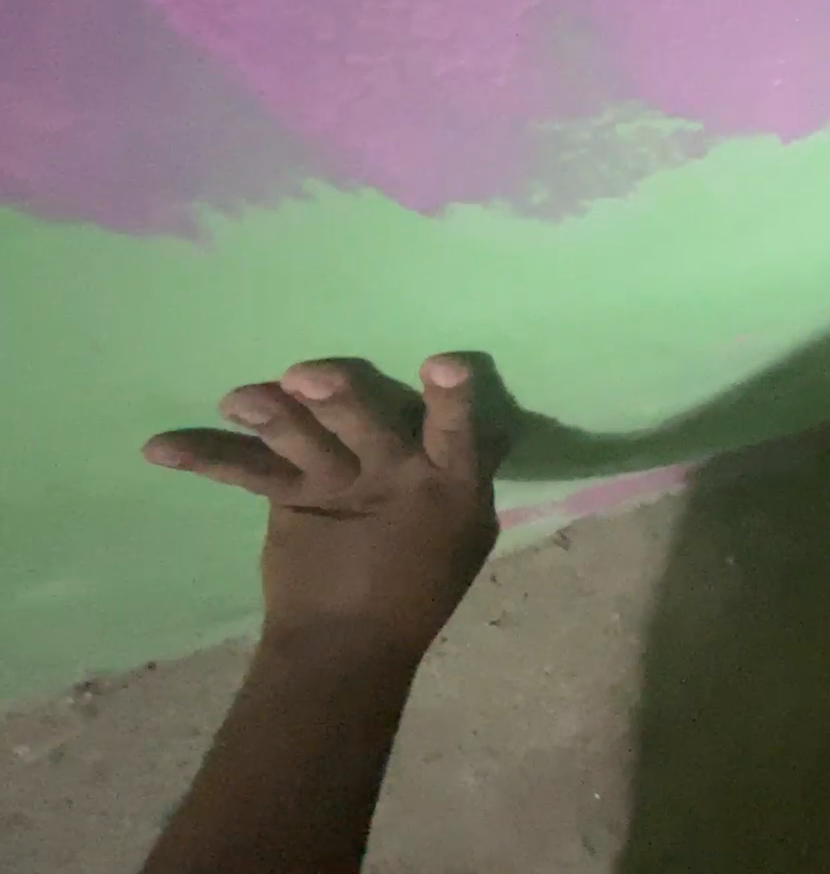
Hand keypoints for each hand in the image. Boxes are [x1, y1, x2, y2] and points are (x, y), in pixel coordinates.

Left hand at [143, 354, 509, 660]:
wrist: (354, 640)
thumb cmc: (429, 580)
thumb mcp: (472, 527)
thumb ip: (473, 475)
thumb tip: (494, 431)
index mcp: (450, 483)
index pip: (458, 433)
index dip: (452, 398)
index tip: (444, 363)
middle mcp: (395, 478)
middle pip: (370, 430)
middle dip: (341, 401)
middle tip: (309, 375)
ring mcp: (338, 490)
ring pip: (306, 446)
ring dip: (271, 420)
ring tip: (240, 398)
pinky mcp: (290, 505)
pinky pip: (247, 476)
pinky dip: (204, 459)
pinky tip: (159, 446)